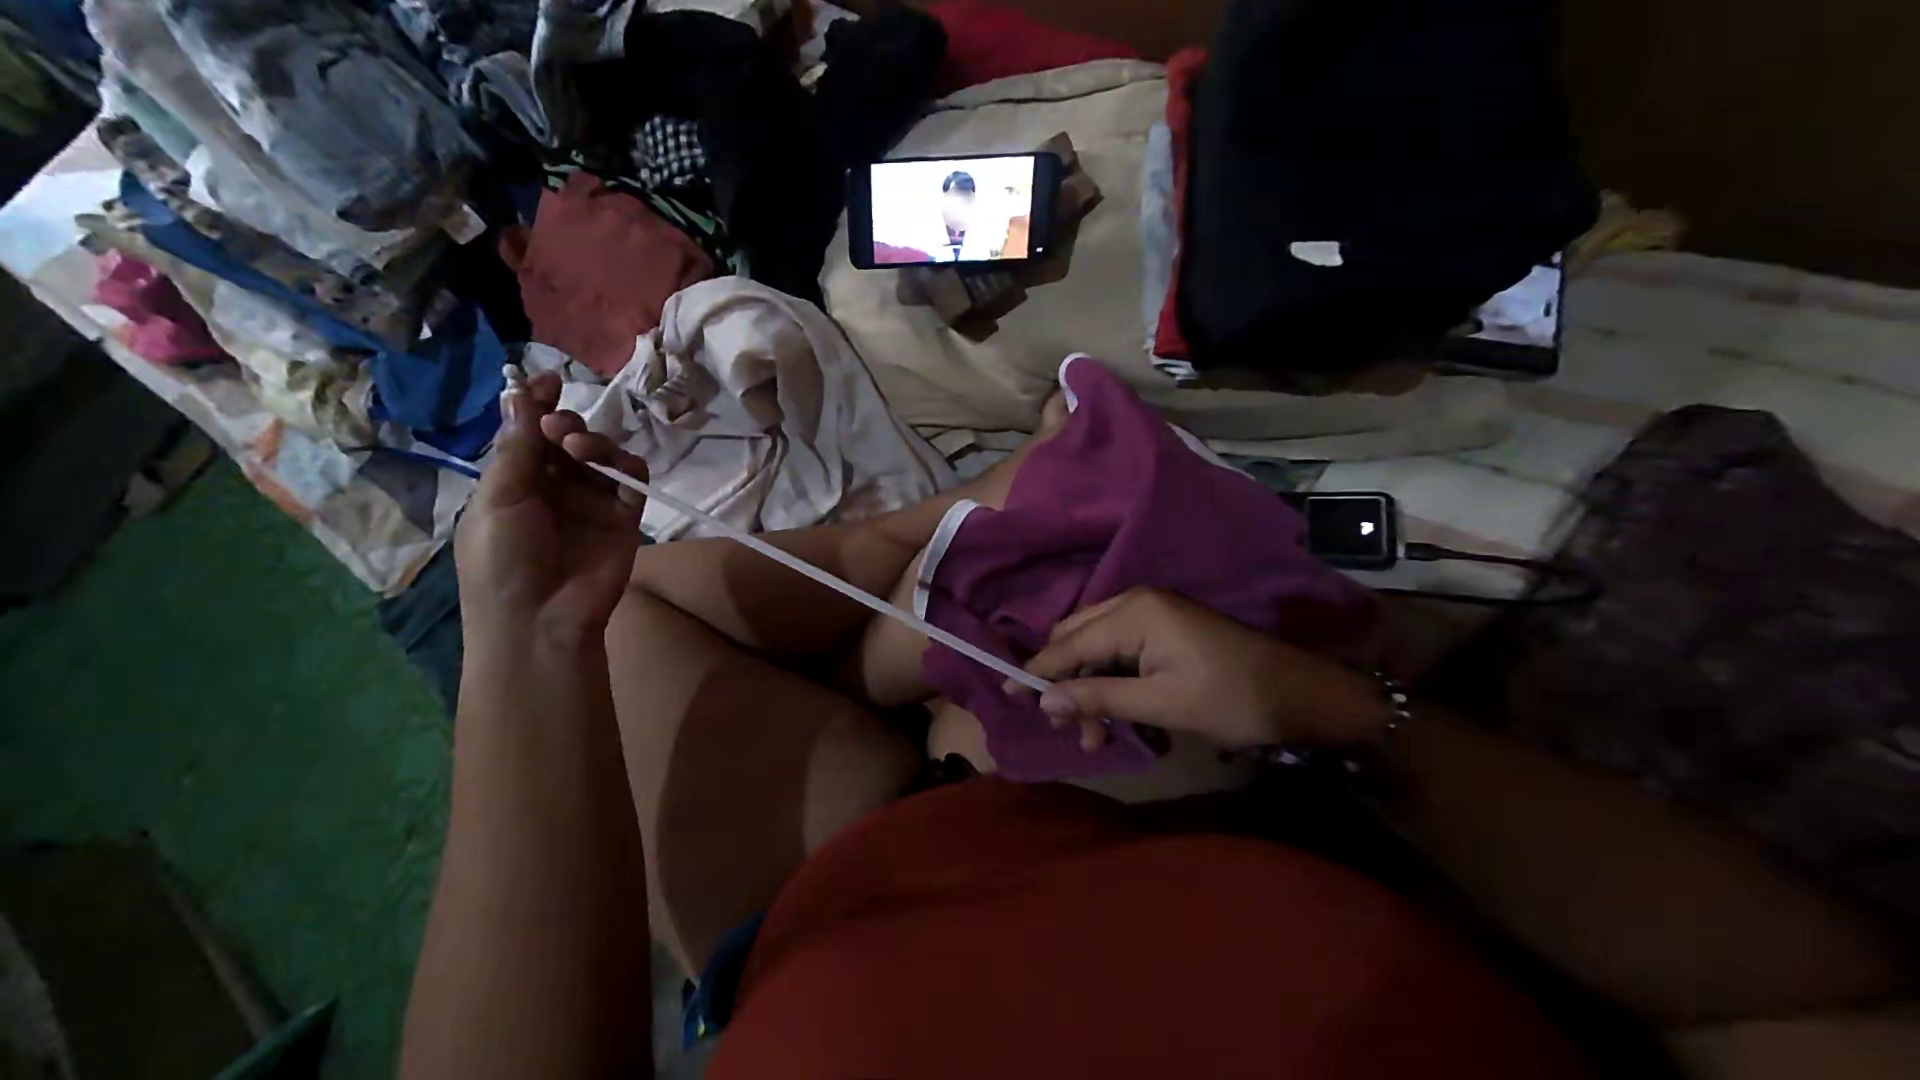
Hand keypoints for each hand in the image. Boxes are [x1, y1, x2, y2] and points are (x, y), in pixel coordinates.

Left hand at [453, 372, 647, 643]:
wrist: (540, 617)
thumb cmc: (502, 559)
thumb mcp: (498, 498)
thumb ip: (518, 446)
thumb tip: (519, 394)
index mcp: (516, 481)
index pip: (531, 432)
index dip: (539, 405)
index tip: (549, 381)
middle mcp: (556, 486)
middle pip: (570, 438)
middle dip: (566, 425)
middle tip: (559, 431)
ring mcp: (593, 502)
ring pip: (604, 455)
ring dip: (595, 443)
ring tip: (579, 450)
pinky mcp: (625, 518)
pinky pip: (633, 482)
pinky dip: (628, 470)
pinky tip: (614, 473)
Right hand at [1009, 588, 1391, 750]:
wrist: (1299, 693)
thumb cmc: (1229, 697)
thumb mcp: (1159, 704)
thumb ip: (1097, 698)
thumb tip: (1045, 701)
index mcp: (1133, 613)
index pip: (1068, 643)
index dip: (1037, 671)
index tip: (1007, 695)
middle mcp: (1136, 603)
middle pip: (1078, 640)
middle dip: (1066, 684)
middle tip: (1064, 727)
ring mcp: (1151, 615)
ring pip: (1097, 649)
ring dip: (1089, 690)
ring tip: (1095, 738)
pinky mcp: (1164, 631)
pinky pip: (1121, 653)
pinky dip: (1112, 684)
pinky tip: (1115, 718)